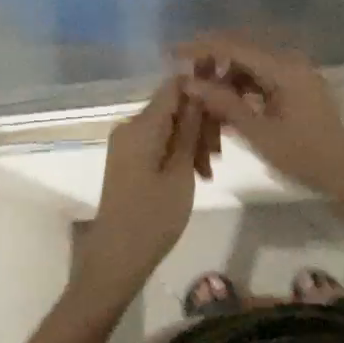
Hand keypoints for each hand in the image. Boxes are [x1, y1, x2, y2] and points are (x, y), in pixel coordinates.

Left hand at [78, 77, 203, 297]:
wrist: (118, 256)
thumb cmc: (154, 216)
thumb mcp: (181, 172)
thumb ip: (191, 130)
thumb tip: (199, 91)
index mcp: (141, 125)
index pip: (174, 86)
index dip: (202, 90)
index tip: (225, 109)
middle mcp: (129, 126)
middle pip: (173, 107)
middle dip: (200, 125)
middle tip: (218, 157)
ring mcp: (126, 143)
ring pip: (168, 127)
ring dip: (192, 143)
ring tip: (208, 173)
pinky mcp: (128, 159)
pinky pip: (157, 142)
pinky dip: (177, 153)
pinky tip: (194, 176)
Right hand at [175, 34, 343, 204]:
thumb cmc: (306, 158)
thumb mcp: (259, 134)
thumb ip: (224, 105)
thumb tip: (189, 83)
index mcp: (285, 68)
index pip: (234, 46)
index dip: (201, 47)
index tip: (172, 53)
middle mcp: (292, 62)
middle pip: (242, 51)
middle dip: (211, 62)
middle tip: (184, 79)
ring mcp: (297, 75)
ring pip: (250, 67)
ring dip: (226, 80)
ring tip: (203, 101)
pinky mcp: (299, 88)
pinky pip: (263, 79)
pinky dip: (242, 91)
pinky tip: (226, 109)